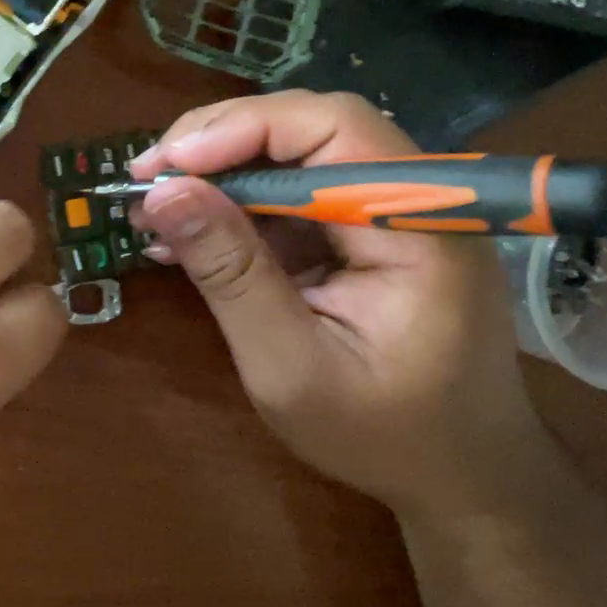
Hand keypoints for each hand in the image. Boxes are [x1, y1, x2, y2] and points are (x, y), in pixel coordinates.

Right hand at [128, 91, 551, 518]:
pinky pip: (292, 194)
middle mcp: (414, 201)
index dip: (242, 129)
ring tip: (153, 208)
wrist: (461, 479)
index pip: (333, 129)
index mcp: (420, 227)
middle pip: (310, 128)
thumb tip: (163, 193)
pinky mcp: (365, 232)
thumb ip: (231, 275)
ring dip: (218, 174)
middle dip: (219, 142)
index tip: (165, 166)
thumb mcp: (289, 364)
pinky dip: (234, 206)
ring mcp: (391, 213)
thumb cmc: (382, 436)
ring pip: (294, 155)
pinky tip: (187, 234)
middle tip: (146, 178)